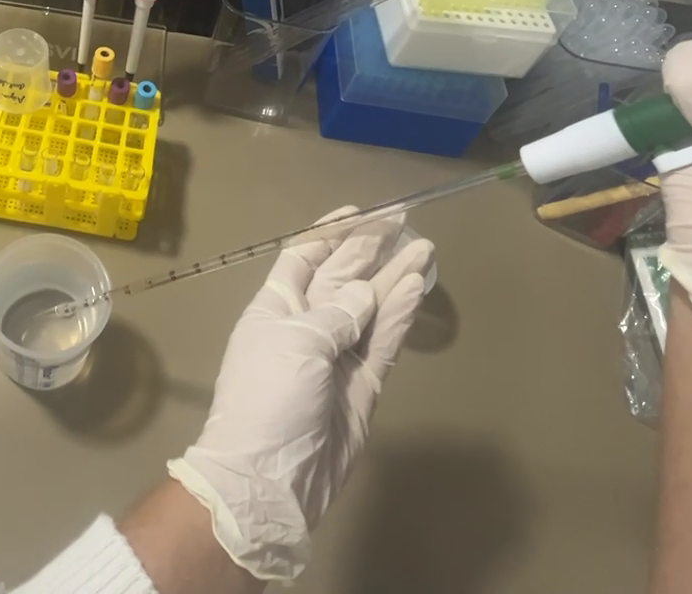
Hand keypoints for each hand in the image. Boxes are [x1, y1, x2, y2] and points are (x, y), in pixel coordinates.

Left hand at [168, 207, 434, 580]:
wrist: (271, 478)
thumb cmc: (268, 396)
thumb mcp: (294, 343)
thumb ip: (335, 313)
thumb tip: (365, 292)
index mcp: (276, 308)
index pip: (303, 258)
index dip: (329, 234)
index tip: (358, 212)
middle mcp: (307, 325)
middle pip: (341, 276)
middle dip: (368, 248)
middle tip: (402, 219)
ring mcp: (338, 355)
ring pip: (370, 306)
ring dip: (394, 276)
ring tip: (423, 246)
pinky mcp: (364, 385)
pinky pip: (385, 341)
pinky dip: (401, 315)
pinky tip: (417, 285)